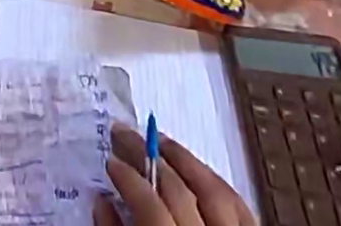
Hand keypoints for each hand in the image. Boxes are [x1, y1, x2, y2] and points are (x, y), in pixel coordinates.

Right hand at [97, 124, 256, 225]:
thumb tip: (102, 200)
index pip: (151, 206)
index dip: (128, 179)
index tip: (110, 159)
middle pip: (179, 190)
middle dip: (147, 157)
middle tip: (123, 135)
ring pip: (214, 190)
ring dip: (183, 159)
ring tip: (158, 140)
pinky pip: (239, 204)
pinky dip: (215, 180)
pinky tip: (196, 168)